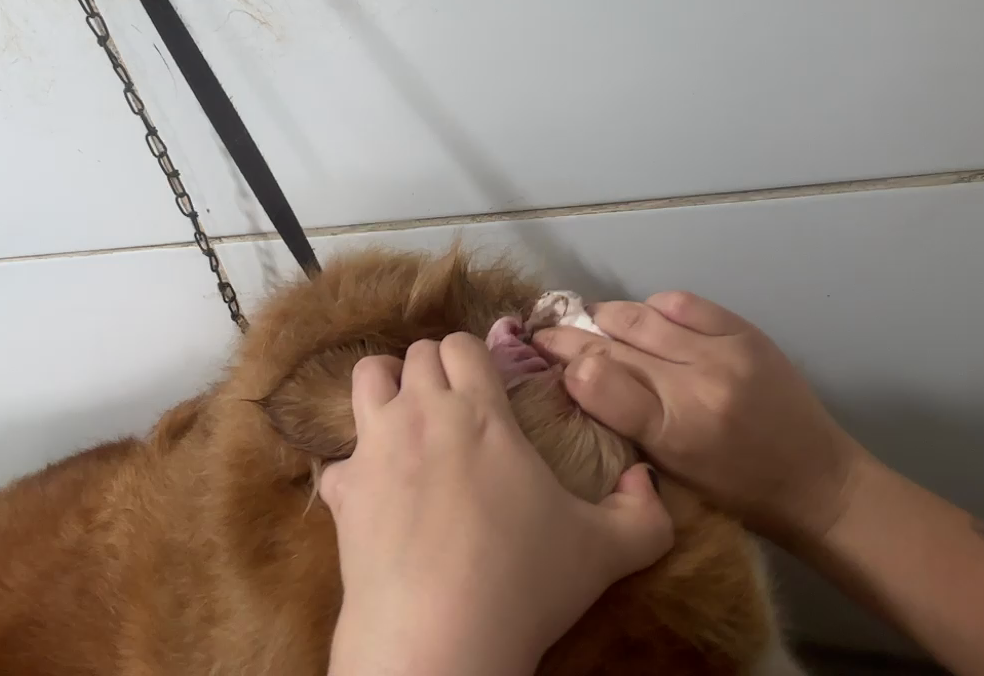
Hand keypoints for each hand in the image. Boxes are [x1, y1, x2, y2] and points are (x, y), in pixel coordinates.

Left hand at [321, 333, 674, 675]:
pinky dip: (351, 463)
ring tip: (402, 414)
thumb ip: (644, 514)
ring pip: (367, 376)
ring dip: (385, 386)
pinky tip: (370, 488)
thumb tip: (648, 479)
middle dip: (433, 368)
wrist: (438, 639)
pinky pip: (335, 455)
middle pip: (416, 353)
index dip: (472, 356)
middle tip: (449, 403)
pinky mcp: (341, 486)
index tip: (482, 382)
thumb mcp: (605, 552)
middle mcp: (420, 411)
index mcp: (478, 412)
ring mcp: (374, 445)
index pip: (462, 344)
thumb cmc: (524, 582)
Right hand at [534, 292, 868, 547]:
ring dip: (604, 318)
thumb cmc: (734, 493)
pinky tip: (644, 323)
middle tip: (545, 334)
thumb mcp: (667, 471)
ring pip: (636, 315)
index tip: (538, 355)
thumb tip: (572, 374)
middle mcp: (696, 384)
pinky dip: (652, 309)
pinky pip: (677, 301)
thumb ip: (619, 421)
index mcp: (674, 432)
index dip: (560, 361)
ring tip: (587, 322)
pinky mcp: (744, 332)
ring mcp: (723, 352)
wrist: (820, 484)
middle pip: (609, 342)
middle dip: (569, 335)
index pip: (593, 377)